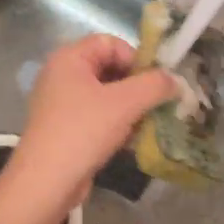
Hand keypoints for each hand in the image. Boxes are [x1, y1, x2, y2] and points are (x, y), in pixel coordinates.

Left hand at [0, 35, 177, 223]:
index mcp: (69, 58)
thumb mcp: (125, 103)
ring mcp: (61, 105)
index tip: (157, 81)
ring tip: (149, 124)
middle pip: (109, 69)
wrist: (47, 182)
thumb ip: (155, 85)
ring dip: (130, 109)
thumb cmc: (84, 131)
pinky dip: (116, 125)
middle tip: (158, 104)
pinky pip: (97, 118)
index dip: (137, 57)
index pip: (111, 42)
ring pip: (106, 97)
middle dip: (137, 86)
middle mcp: (61, 76)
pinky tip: (132, 141)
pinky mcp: (65, 130)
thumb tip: (176, 80)